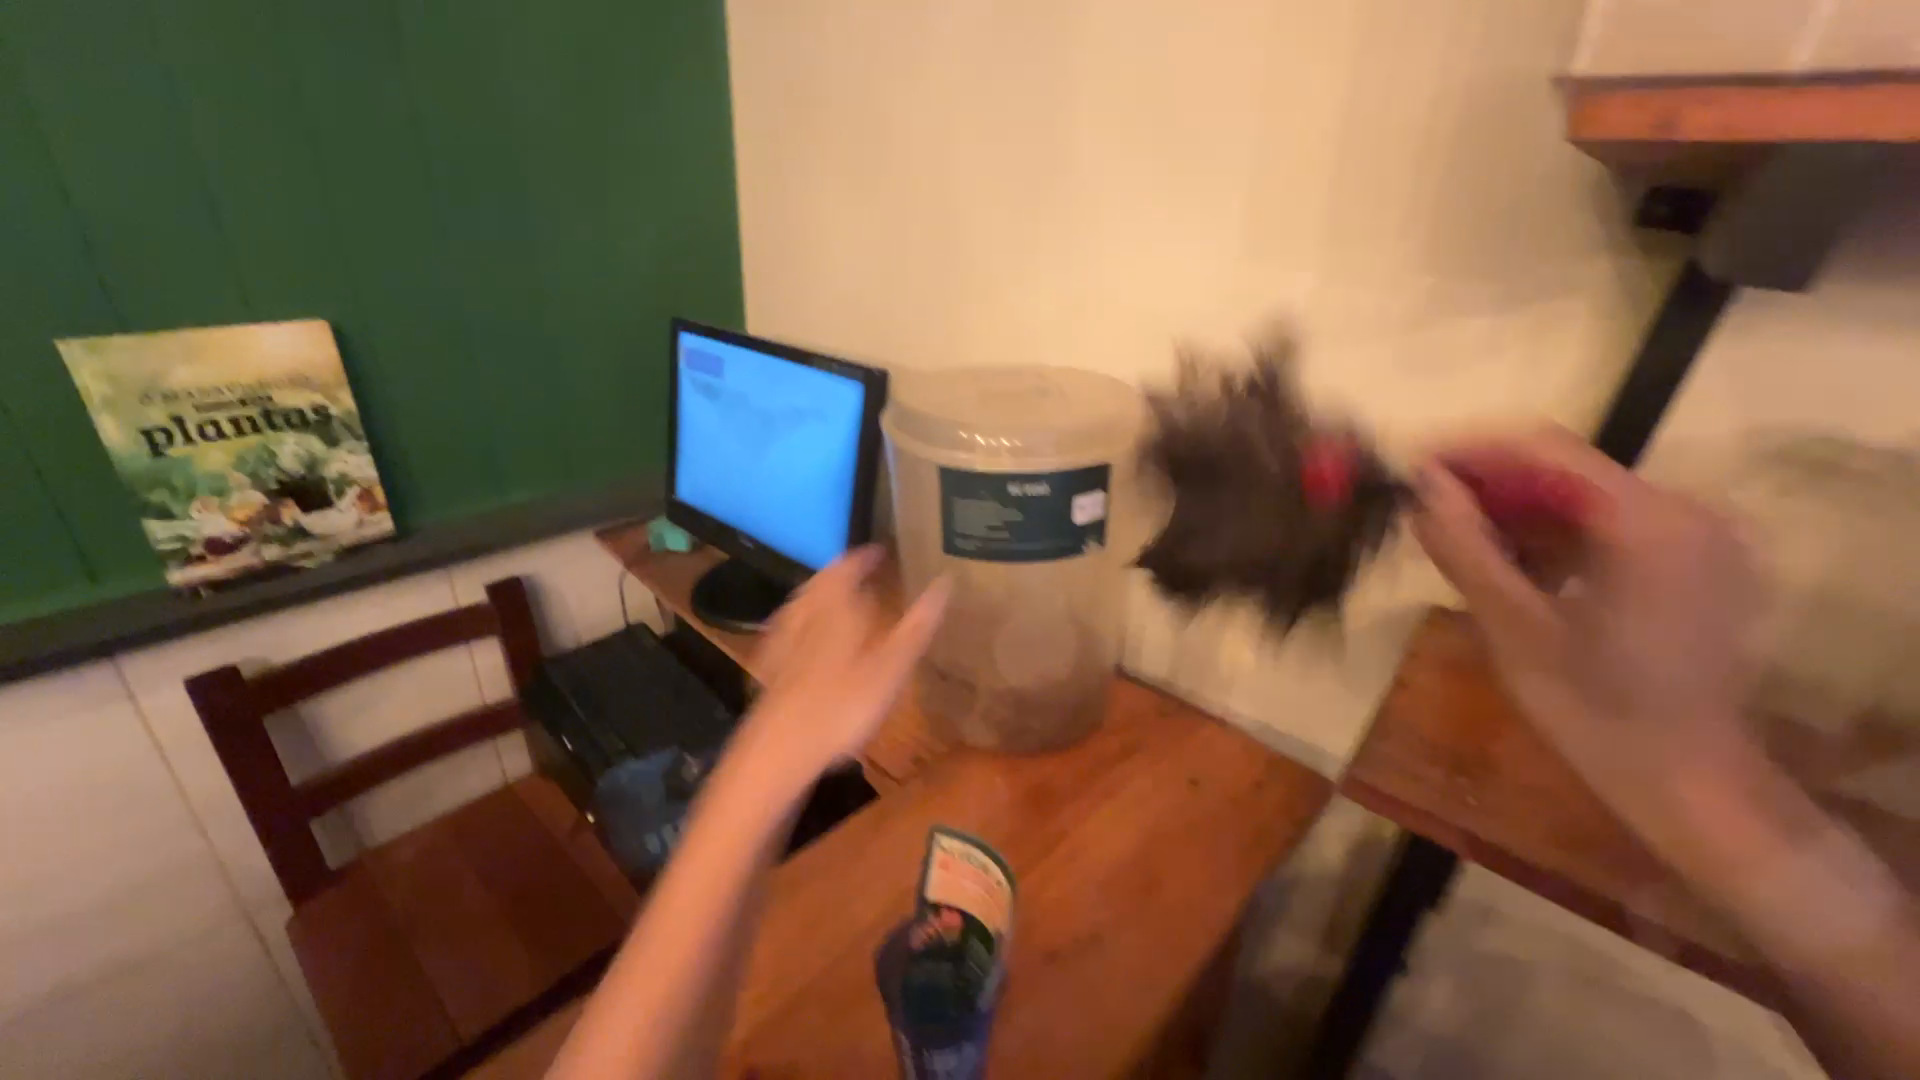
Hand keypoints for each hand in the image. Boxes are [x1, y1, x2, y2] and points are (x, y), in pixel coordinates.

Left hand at [733, 546, 949, 785]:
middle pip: (820, 583)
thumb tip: (945, 582)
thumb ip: (917, 626)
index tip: (879, 551)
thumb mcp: (891, 668)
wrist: (780, 749)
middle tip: (857, 570)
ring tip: (834, 596)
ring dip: (818, 594)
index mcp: (835, 607)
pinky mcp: (771, 667)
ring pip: (801, 604)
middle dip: (839, 573)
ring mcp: (783, 641)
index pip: (848, 568)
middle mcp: (806, 615)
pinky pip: (786, 631)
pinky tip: (802, 637)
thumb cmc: (843, 706)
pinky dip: (800, 623)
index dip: (863, 557)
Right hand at [1409, 428, 1760, 823]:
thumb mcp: (1514, 627)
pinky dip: (1549, 535)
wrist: (1682, 778)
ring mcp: (1695, 534)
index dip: (1470, 451)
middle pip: (1564, 469)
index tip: (1409, 469)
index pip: (1545, 449)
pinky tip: (1514, 569)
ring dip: (1514, 512)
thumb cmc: (1593, 710)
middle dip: (1487, 485)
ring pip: (1579, 495)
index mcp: (1649, 524)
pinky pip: (1603, 523)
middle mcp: (1685, 511)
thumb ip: (1466, 548)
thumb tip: (1420, 485)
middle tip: (1424, 514)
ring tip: (1461, 546)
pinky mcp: (1690, 558)